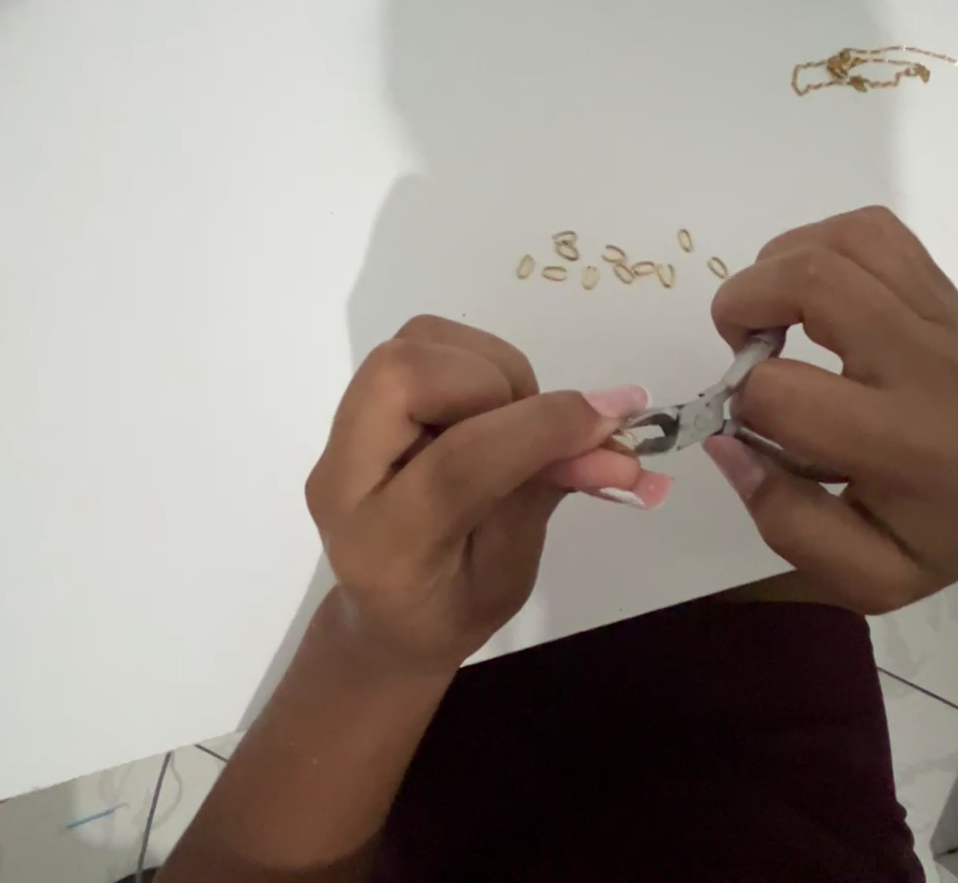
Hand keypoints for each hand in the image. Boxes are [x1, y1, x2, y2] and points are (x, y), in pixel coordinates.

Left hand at [304, 316, 666, 674]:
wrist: (385, 613)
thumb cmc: (452, 609)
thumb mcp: (512, 572)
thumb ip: (553, 490)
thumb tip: (617, 437)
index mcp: (384, 545)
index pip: (457, 464)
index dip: (541, 429)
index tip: (610, 419)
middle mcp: (342, 476)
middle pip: (404, 376)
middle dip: (493, 383)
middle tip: (534, 425)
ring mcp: (340, 435)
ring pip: (411, 345)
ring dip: (487, 366)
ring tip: (512, 419)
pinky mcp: (354, 405)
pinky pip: (416, 343)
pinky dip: (471, 358)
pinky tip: (485, 407)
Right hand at [703, 208, 957, 610]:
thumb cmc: (945, 535)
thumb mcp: (868, 575)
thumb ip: (786, 521)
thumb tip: (726, 442)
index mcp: (905, 443)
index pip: (785, 391)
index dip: (741, 402)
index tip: (750, 424)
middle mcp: (923, 361)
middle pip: (811, 280)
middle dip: (742, 304)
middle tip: (743, 346)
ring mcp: (938, 313)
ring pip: (839, 241)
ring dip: (775, 268)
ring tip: (772, 317)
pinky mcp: (942, 288)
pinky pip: (870, 229)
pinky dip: (816, 244)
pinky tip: (809, 291)